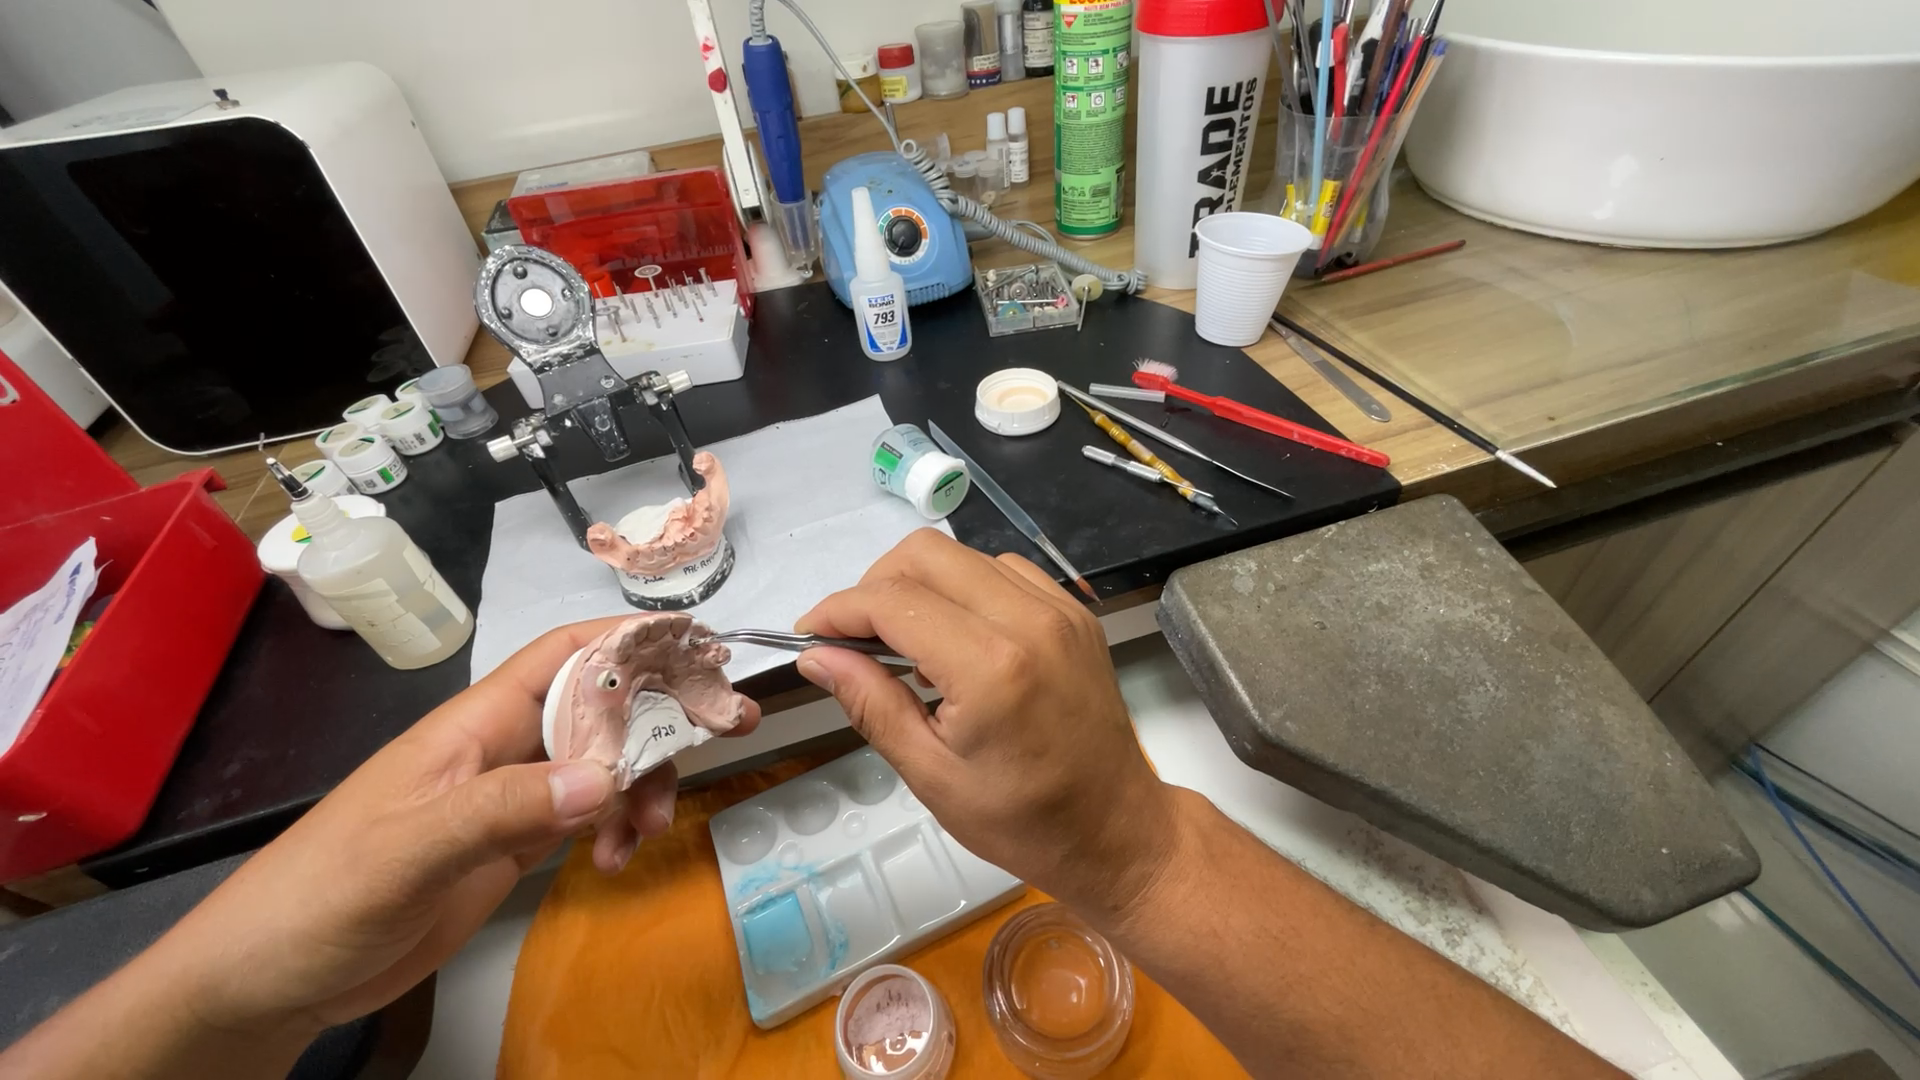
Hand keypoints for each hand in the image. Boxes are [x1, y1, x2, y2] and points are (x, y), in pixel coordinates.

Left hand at [149, 619, 760, 1038]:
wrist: (269, 981)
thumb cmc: (322, 895)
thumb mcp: (409, 850)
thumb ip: (505, 808)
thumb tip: (605, 778)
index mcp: (481, 721)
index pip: (568, 654)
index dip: (631, 638)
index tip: (696, 647)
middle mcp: (510, 745)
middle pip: (608, 706)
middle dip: (666, 715)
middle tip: (727, 728)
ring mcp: (520, 791)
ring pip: (610, 762)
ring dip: (644, 785)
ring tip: (649, 829)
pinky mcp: (523, 836)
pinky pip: (594, 813)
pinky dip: (618, 827)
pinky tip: (615, 859)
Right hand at [793, 529, 1176, 915]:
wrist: (1116, 829)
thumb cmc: (1022, 821)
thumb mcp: (931, 775)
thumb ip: (871, 703)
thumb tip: (818, 656)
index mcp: (992, 667)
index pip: (894, 601)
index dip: (839, 610)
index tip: (810, 634)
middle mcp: (1030, 619)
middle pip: (925, 554)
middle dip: (874, 584)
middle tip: (857, 638)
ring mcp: (1060, 609)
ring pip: (964, 555)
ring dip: (920, 584)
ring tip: (908, 643)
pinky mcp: (1075, 612)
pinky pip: (1004, 570)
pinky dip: (965, 587)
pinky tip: (958, 636)